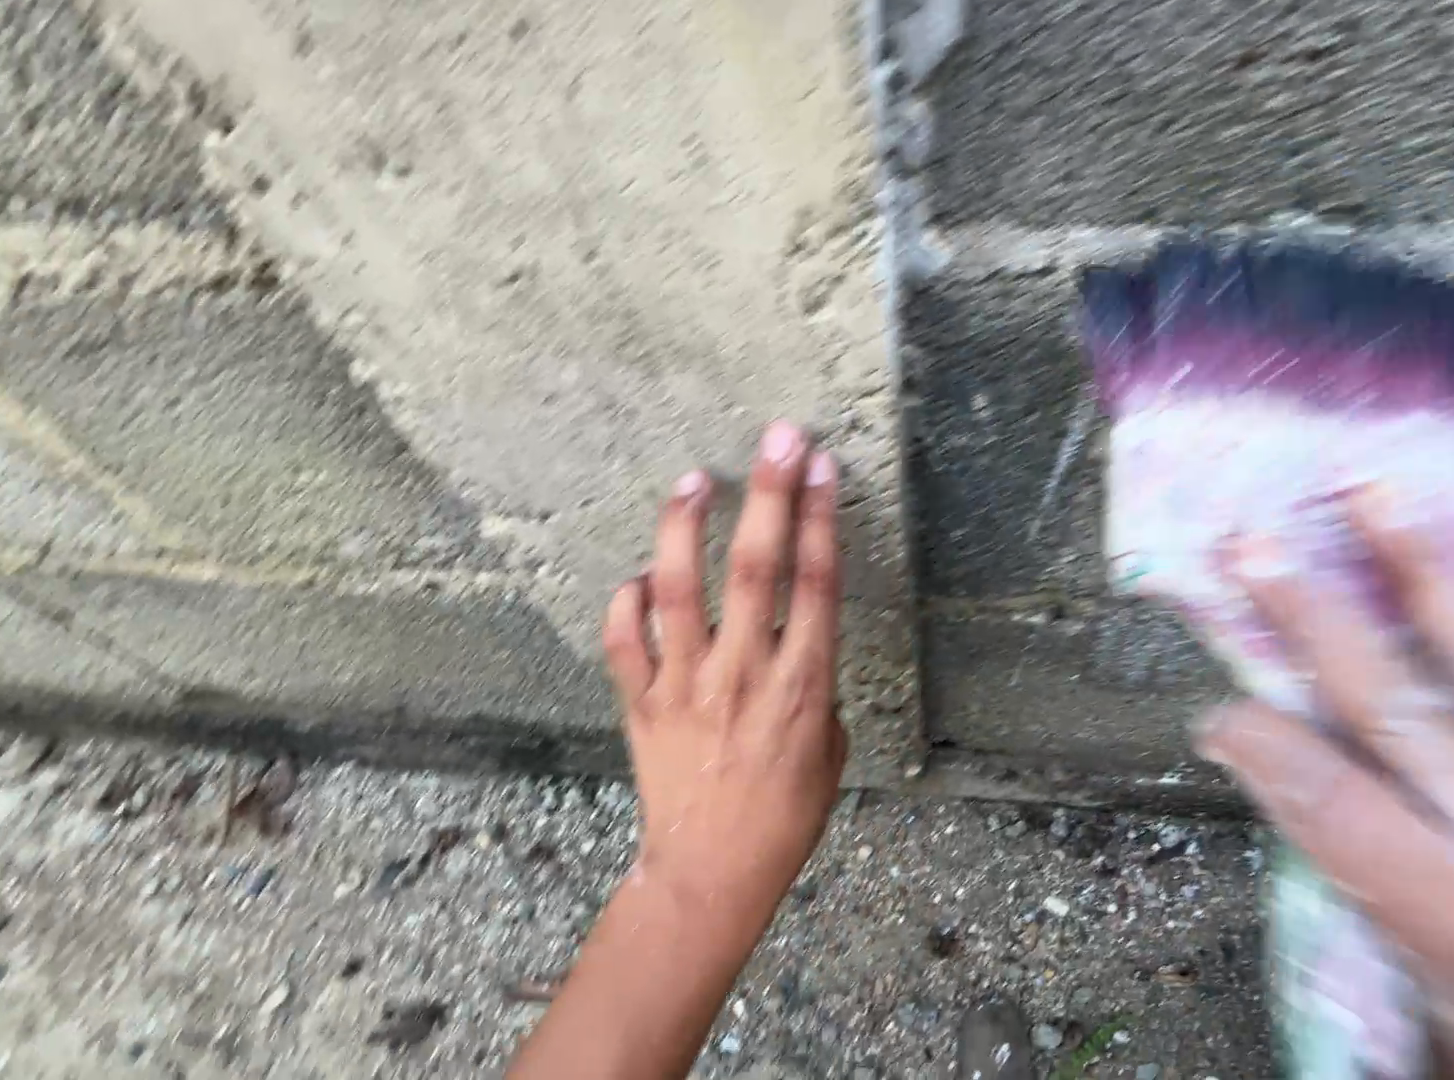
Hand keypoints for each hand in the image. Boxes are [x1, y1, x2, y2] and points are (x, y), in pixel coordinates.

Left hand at [602, 420, 847, 927]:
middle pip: (757, 567)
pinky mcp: (641, 702)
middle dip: (770, 494)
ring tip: (694, 481)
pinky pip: (623, 639)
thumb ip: (812, 684)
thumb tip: (790, 642)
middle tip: (778, 438)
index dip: (820, 518)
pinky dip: (626, 601)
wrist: (713, 871)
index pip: (817, 582)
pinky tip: (638, 577)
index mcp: (803, 683)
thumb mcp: (830, 747)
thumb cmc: (786, 812)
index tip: (820, 467)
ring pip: (680, 589)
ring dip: (685, 528)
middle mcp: (744, 672)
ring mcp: (686, 684)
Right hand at [1196, 494, 1453, 1078]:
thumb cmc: (1428, 956)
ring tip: (1375, 496)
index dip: (1269, 749)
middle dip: (1320, 622)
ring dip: (1422, 570)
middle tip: (1257, 551)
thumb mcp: (1354, 908)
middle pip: (1408, 717)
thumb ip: (1304, 812)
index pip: (1344, 809)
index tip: (1212, 709)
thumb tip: (1231, 724)